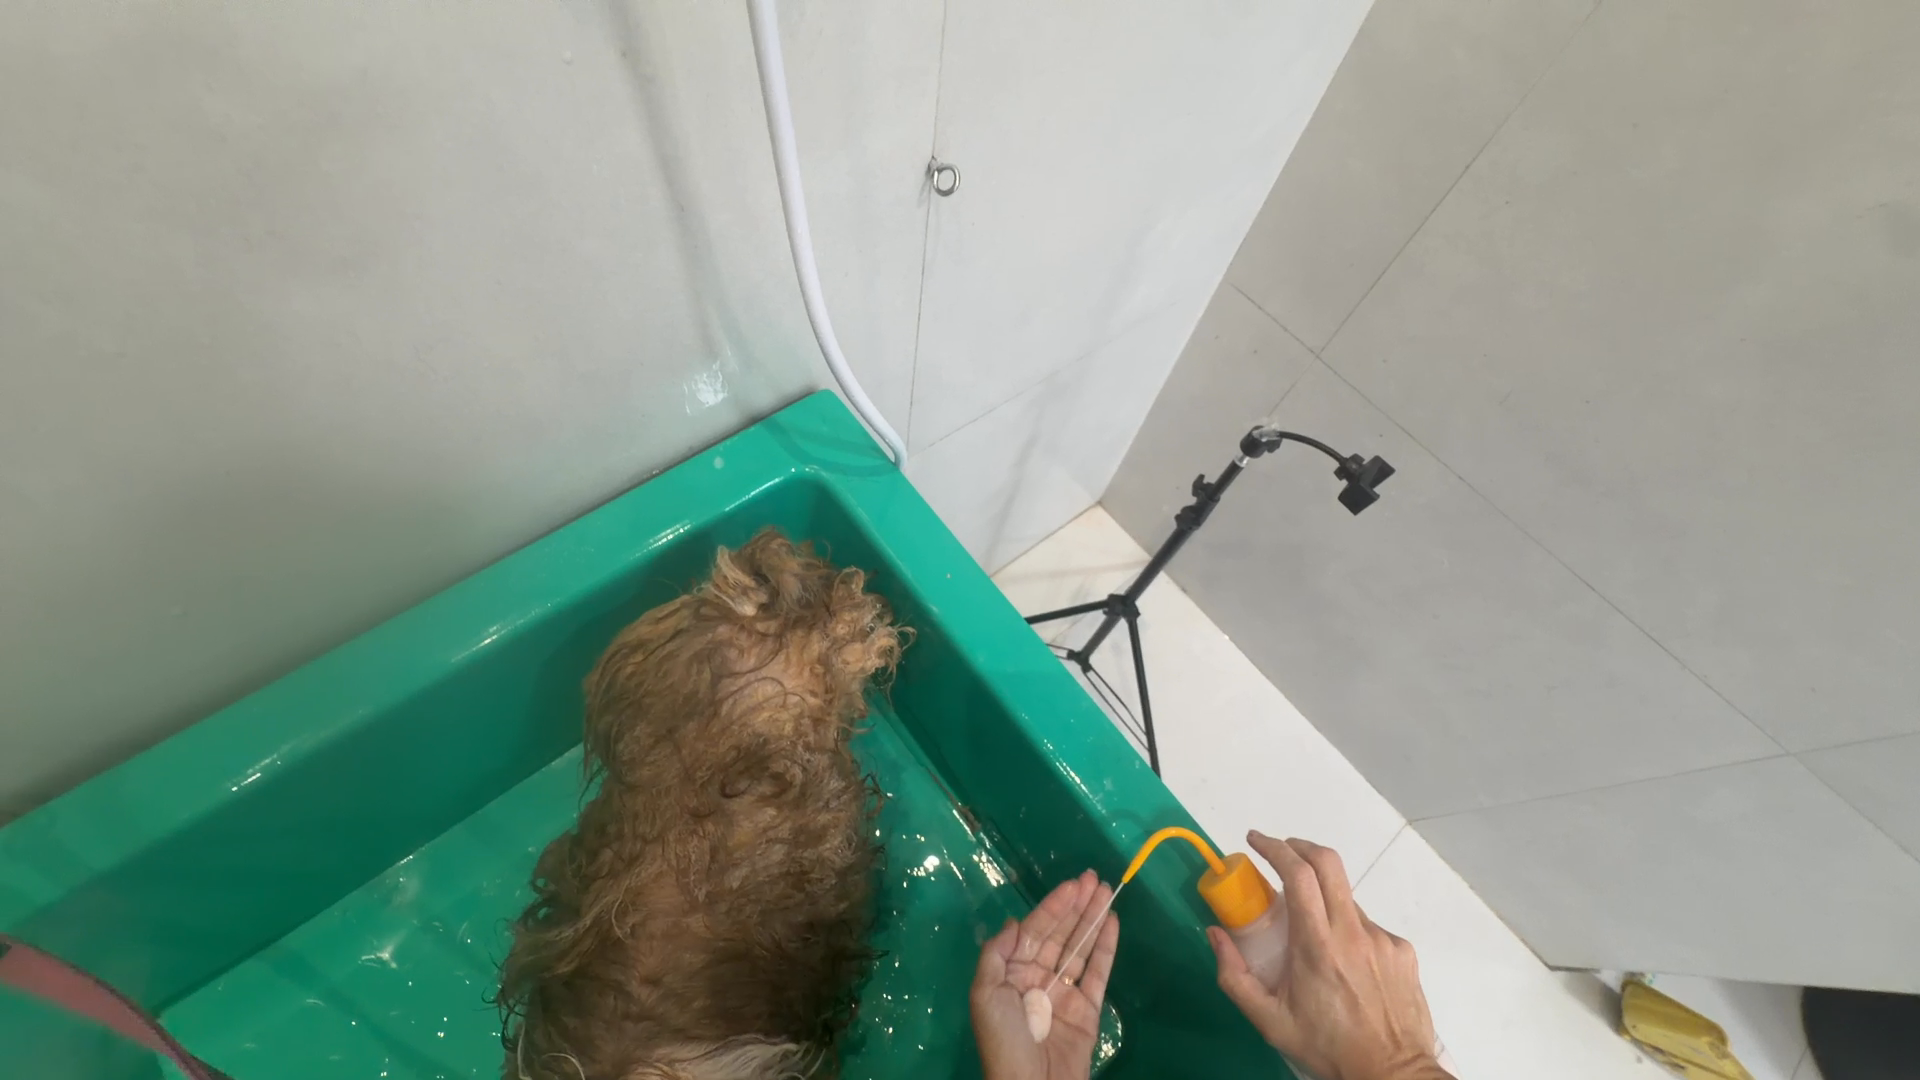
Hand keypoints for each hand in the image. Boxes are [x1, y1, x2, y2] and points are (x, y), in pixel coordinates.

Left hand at [970, 869, 1118, 1079]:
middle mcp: (1040, 976)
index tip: (1072, 884)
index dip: (1054, 905)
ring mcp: (1066, 993)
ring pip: (1081, 947)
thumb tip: (1013, 922)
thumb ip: (996, 953)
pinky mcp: (1088, 1011)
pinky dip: (1106, 947)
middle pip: (1061, 933)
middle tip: (1095, 878)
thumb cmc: (1004, 1040)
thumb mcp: (984, 993)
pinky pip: (1098, 972)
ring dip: (1093, 918)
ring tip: (1107, 891)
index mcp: (1014, 971)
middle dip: (1077, 904)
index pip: (1036, 929)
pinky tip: (1113, 922)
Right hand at [1207, 832, 1449, 1079]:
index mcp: (1318, 945)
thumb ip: (1234, 977)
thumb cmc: (1327, 1047)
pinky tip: (1345, 961)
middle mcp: (1353, 932)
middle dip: (1298, 847)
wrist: (1395, 1079)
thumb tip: (1214, 932)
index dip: (1274, 847)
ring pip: (1346, 897)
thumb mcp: (1270, 1021)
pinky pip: (1368, 925)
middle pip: (1328, 863)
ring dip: (1322, 897)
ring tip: (1311, 932)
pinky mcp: (1402, 950)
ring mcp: (1382, 939)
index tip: (1254, 840)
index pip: (1298, 874)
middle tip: (1279, 853)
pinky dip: (1347, 928)